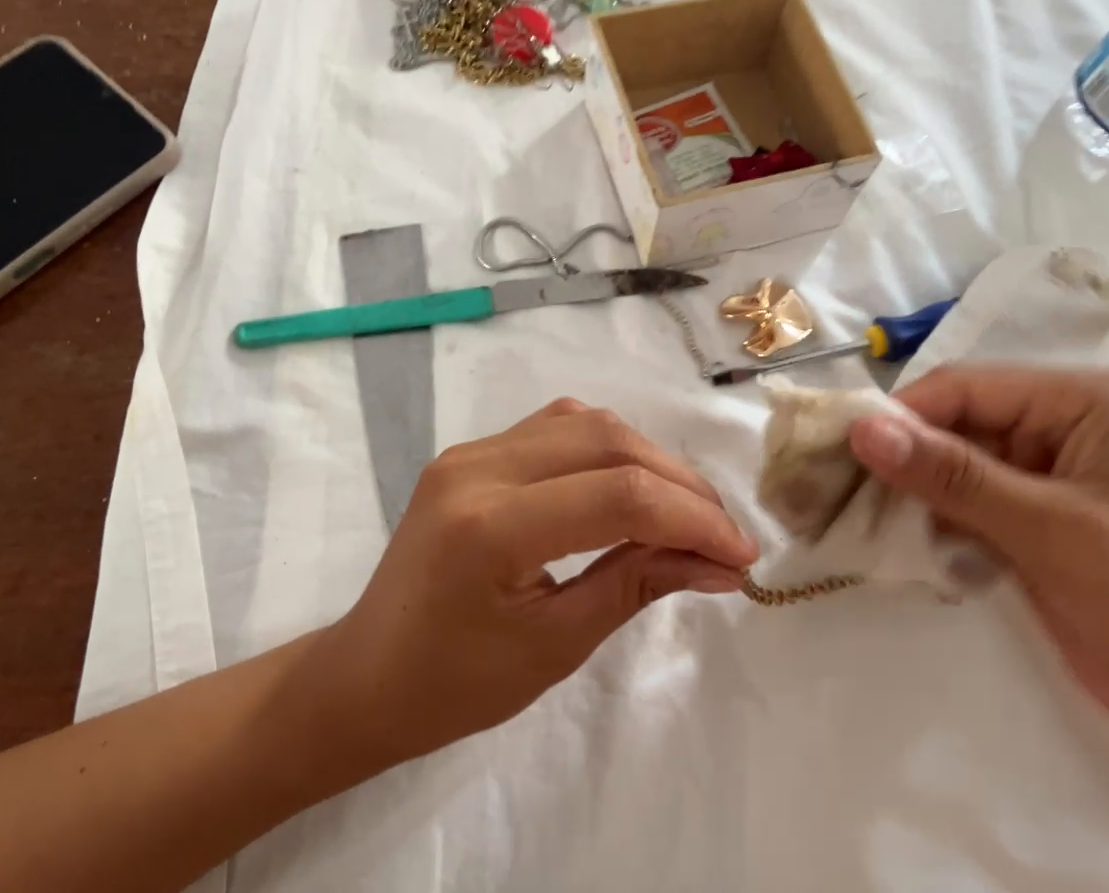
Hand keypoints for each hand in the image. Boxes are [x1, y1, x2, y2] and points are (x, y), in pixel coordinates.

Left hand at [332, 399, 757, 761]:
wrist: (368, 677)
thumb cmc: (456, 685)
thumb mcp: (558, 644)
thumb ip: (639, 585)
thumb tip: (719, 563)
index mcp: (492, 527)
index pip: (620, 496)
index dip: (694, 520)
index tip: (740, 556)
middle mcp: (478, 469)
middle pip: (609, 442)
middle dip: (681, 485)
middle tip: (722, 535)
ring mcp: (469, 453)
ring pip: (587, 423)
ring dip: (648, 460)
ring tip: (685, 512)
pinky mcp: (471, 454)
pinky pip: (556, 428)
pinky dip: (607, 449)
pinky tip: (628, 486)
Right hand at [847, 366, 1108, 747]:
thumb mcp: (1051, 529)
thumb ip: (953, 475)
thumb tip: (862, 427)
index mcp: (1086, 404)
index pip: (968, 388)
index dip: (901, 414)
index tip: (835, 449)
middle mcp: (1068, 431)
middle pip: (961, 426)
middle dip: (903, 457)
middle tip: (834, 489)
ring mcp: (1056, 485)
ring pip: (962, 472)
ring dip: (916, 494)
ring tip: (853, 517)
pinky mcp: (1046, 533)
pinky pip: (977, 512)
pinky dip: (940, 526)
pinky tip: (900, 544)